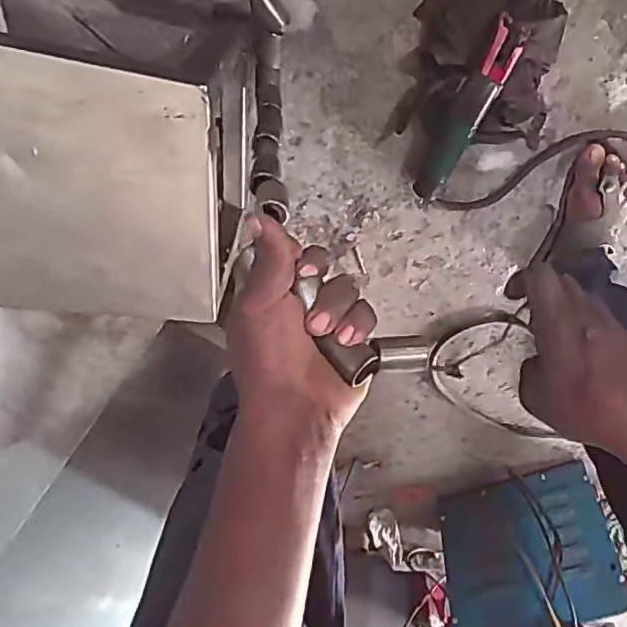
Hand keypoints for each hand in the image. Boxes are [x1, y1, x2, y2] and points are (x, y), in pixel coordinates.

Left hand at [227, 214, 378, 435]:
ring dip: (338, 311)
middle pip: (327, 268)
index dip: (301, 260)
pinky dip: (358, 325)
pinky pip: (367, 312)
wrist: (297, 407)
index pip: (295, 253)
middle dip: (322, 290)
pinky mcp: (355, 336)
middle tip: (308, 314)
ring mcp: (330, 319)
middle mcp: (302, 302)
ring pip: (349, 289)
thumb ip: (269, 258)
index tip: (300, 274)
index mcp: (273, 292)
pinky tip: (346, 342)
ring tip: (325, 336)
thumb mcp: (260, 303)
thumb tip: (259, 219)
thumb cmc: (268, 362)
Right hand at [518, 264, 626, 457]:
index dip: (523, 279)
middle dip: (544, 293)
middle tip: (533, 316)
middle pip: (564, 282)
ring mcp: (614, 325)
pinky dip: (589, 328)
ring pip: (586, 300)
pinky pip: (605, 322)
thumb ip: (529, 372)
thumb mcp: (537, 398)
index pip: (541, 275)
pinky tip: (586, 358)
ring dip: (568, 311)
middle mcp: (589, 314)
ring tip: (559, 339)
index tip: (514, 294)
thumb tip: (535, 366)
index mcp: (561, 320)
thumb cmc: (589, 409)